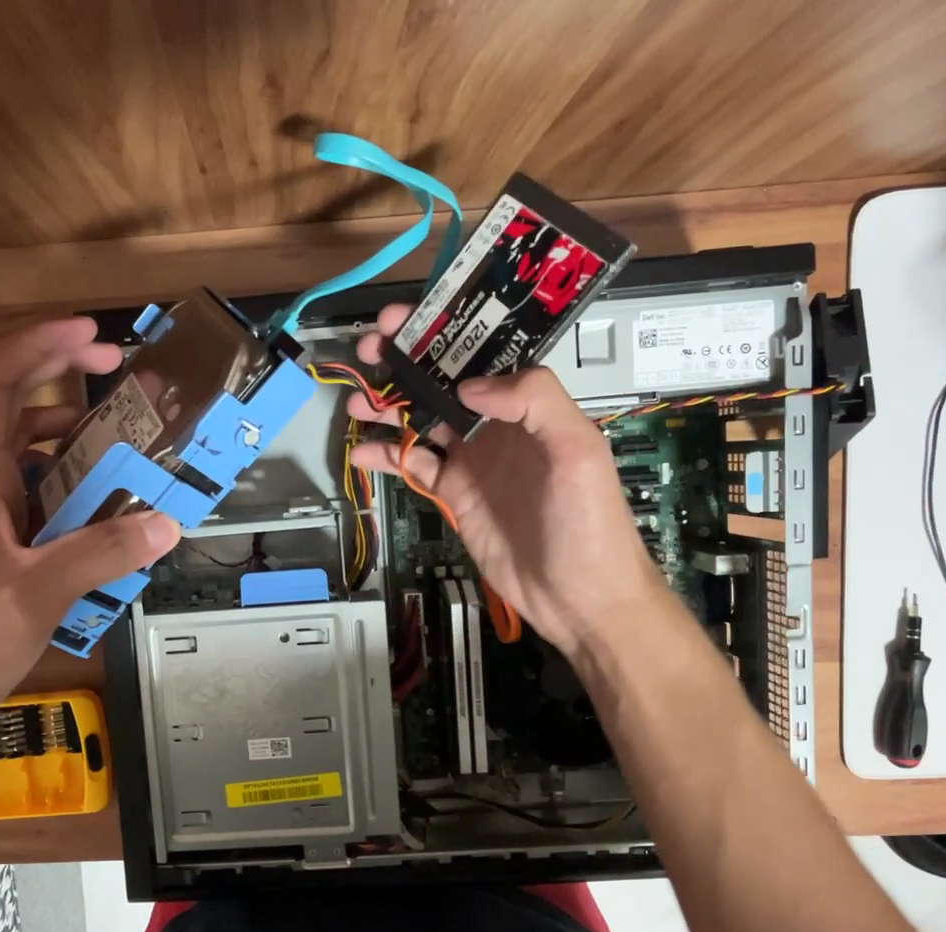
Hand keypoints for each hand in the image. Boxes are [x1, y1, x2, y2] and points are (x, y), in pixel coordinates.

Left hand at [0, 318, 180, 727]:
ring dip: (72, 428)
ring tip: (123, 432)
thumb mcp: (41, 592)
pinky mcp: (2, 538)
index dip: (38, 347)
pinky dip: (74, 477)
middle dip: (61, 372)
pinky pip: (40, 487)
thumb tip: (165, 522)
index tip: (91, 335)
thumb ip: (103, 553)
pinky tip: (108, 498)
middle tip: (117, 369)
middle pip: (12, 402)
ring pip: (27, 445)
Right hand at [349, 304, 660, 651]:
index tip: (402, 321)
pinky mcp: (453, 494)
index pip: (480, 354)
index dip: (441, 332)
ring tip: (356, 400)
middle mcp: (496, 424)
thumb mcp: (578, 449)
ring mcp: (472, 459)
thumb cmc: (590, 522)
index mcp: (529, 405)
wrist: (578, 595)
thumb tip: (467, 385)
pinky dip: (386, 456)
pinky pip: (413, 466)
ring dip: (387, 406)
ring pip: (420, 420)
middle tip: (367, 349)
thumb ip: (534, 400)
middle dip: (404, 361)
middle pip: (442, 382)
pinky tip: (361, 452)